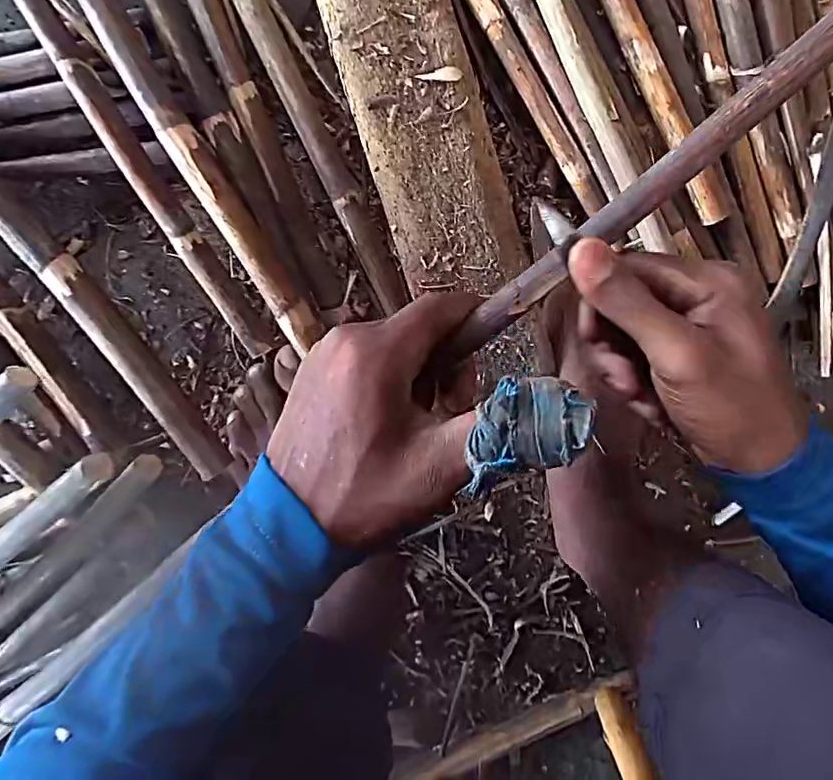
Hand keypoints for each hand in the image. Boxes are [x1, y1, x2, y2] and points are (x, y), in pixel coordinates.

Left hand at [266, 293, 481, 548]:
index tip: (497, 340)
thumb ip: (496, 426)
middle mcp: (345, 339)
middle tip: (451, 414)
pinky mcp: (312, 371)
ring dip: (420, 376)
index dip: (475, 317)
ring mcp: (323, 353)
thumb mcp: (437, 466)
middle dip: (449, 364)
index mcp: (376, 351)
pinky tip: (384, 424)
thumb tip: (546, 403)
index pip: (439, 307)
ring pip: (394, 345)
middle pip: (419, 329)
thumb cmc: (362, 496)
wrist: (285, 526)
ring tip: (415, 428)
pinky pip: (366, 358)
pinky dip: (389, 379)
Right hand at [565, 238, 806, 473]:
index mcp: (707, 280)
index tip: (594, 336)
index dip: (600, 298)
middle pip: (619, 298)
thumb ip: (625, 301)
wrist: (764, 468)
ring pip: (620, 328)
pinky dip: (631, 376)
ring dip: (618, 364)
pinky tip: (648, 398)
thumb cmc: (734, 410)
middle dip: (611, 340)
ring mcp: (688, 323)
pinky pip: (632, 350)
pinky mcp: (678, 350)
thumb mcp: (675, 353)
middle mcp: (697, 294)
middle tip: (621, 374)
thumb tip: (581, 249)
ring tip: (637, 391)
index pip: (626, 265)